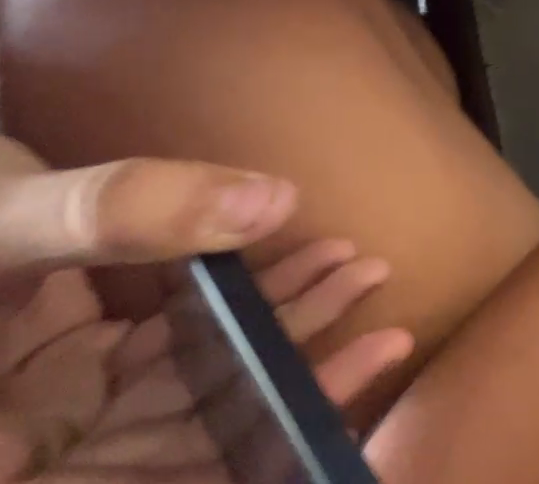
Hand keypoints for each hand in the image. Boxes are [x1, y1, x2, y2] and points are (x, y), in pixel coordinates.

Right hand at [0, 140, 409, 480]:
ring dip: (280, 334)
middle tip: (383, 331)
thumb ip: (110, 213)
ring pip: (180, 397)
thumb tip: (269, 201)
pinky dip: (242, 310)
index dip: (227, 472)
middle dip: (281, 389)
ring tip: (362, 271)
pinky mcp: (63, 370)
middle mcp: (18, 453)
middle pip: (164, 454)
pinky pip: (170, 354)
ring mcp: (37, 418)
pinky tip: (310, 259)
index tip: (323, 421)